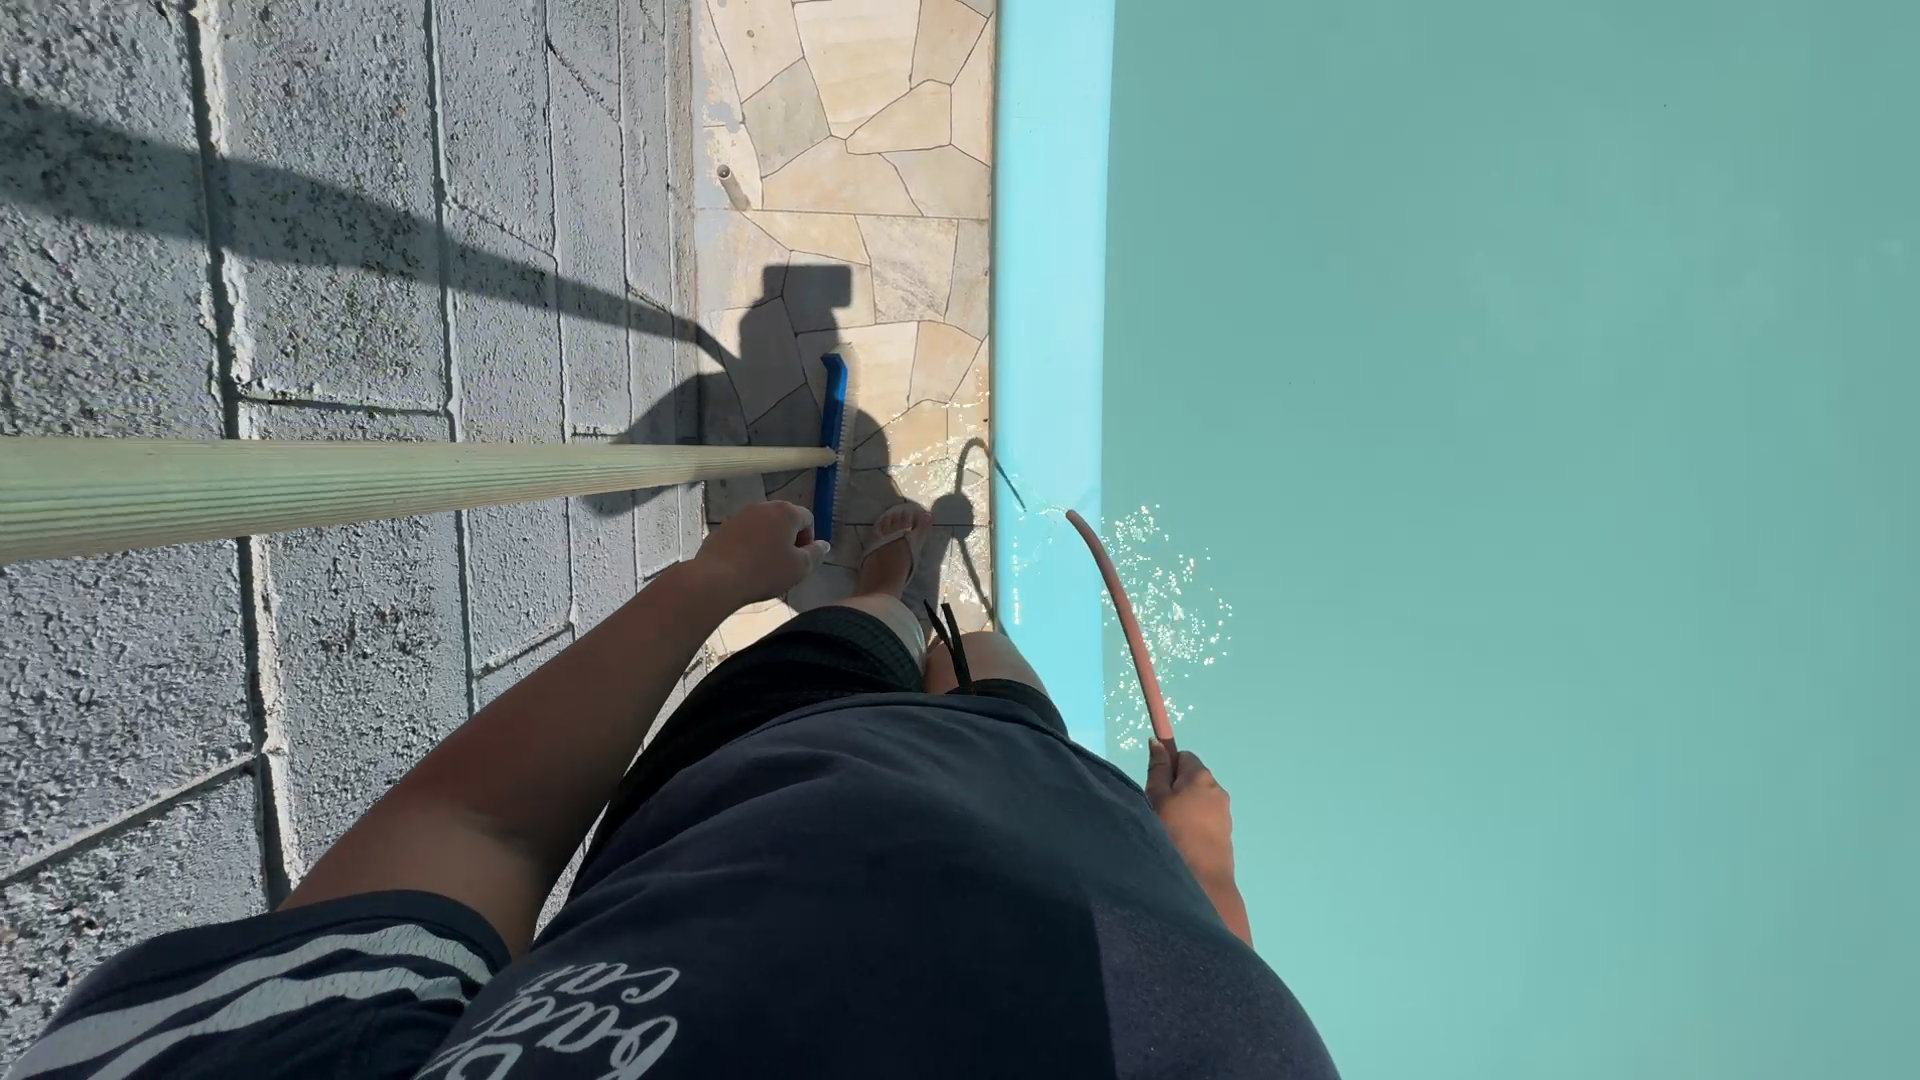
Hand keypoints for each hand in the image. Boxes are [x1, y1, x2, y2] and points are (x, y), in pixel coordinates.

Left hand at [693, 501, 829, 606]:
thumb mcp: (800, 568)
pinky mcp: (722, 528)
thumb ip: (816, 553)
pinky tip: (746, 565)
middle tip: (786, 562)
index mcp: (785, 512)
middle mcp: (763, 507)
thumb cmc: (765, 572)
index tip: (801, 559)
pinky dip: (749, 545)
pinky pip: (744, 534)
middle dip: (789, 538)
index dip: (809, 540)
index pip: (807, 519)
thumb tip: (824, 544)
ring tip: (765, 565)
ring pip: (763, 526)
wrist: (717, 579)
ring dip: (768, 540)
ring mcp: (739, 516)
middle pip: (784, 519)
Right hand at [1146, 740, 1234, 887]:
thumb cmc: (1173, 831)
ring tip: (1170, 828)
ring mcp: (1225, 813)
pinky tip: (1183, 840)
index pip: (1183, 756)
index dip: (1167, 766)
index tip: (1156, 784)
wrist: (1202, 879)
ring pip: (1199, 800)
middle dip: (1176, 788)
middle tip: (1159, 807)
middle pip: (1192, 778)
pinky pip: (1206, 818)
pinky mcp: (1226, 833)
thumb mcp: (1156, 796)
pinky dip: (1194, 823)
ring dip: (1185, 807)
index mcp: (1201, 776)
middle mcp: (1217, 789)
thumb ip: (1157, 769)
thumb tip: (1158, 742)